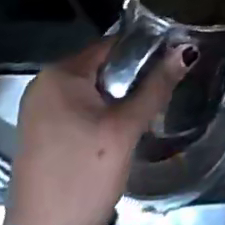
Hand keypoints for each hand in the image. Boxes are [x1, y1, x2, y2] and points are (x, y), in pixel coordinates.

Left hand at [4, 37, 195, 224]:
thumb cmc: (83, 178)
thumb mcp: (125, 130)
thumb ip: (155, 87)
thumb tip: (187, 50)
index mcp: (58, 73)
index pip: (111, 45)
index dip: (143, 52)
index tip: (170, 62)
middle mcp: (43, 84)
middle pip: (102, 68)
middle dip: (131, 81)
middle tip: (160, 95)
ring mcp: (38, 112)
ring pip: (92, 91)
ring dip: (117, 101)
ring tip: (144, 116)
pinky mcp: (40, 136)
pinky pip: (78, 111)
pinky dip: (99, 117)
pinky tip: (117, 136)